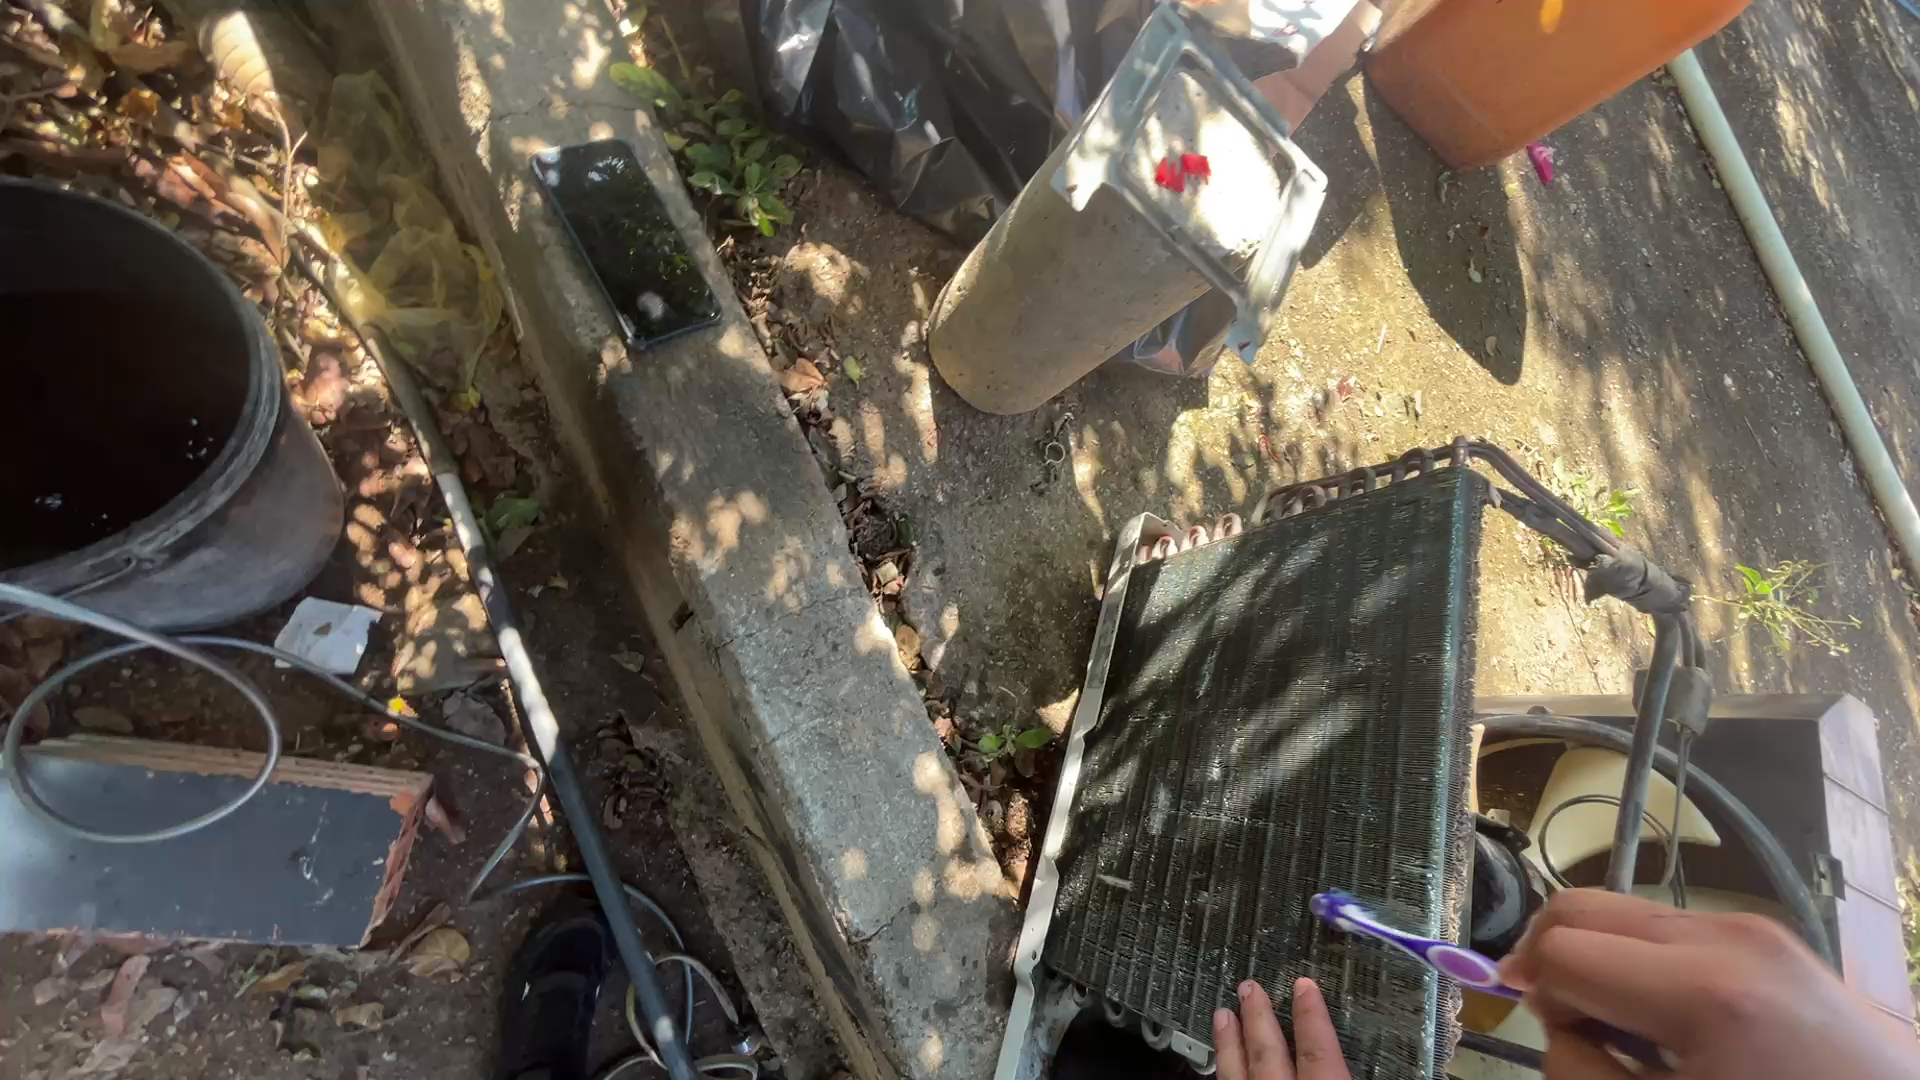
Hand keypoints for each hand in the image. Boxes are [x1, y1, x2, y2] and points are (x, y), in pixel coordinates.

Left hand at [1214, 978, 1351, 1079]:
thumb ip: (1345, 1075)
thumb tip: (1345, 1059)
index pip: (1319, 1054)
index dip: (1312, 1018)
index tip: (1305, 985)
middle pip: (1269, 1054)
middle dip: (1259, 1019)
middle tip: (1250, 986)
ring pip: (1237, 1071)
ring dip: (1230, 1042)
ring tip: (1223, 1013)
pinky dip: (1223, 1069)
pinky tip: (1219, 1060)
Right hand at [1499, 888, 1919, 1079]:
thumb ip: (1575, 1065)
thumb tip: (1559, 1017)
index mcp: (1708, 991)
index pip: (1561, 953)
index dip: (1536, 991)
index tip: (1549, 1030)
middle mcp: (1730, 938)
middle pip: (1578, 908)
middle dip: (1550, 956)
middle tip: (1557, 1010)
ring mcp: (1756, 930)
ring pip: (1617, 911)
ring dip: (1596, 954)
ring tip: (1619, 1014)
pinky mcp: (1771, 938)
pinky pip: (1665, 925)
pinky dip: (1639, 956)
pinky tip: (1666, 1008)